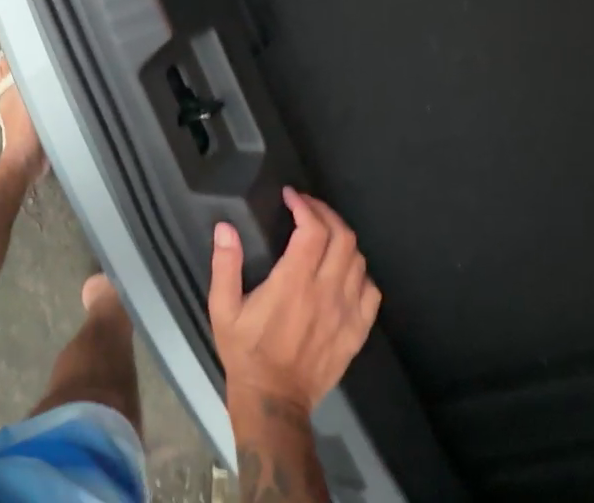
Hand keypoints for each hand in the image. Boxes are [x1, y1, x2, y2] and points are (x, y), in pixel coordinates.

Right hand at [209, 188, 380, 413]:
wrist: (275, 398)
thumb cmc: (245, 350)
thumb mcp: (222, 307)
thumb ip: (225, 265)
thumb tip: (225, 228)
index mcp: (294, 283)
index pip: (313, 231)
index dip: (305, 206)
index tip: (290, 196)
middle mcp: (326, 293)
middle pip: (343, 238)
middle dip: (326, 213)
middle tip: (306, 206)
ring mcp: (347, 313)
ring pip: (359, 260)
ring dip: (342, 238)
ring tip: (323, 231)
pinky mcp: (357, 331)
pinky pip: (371, 291)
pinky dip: (360, 271)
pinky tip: (343, 269)